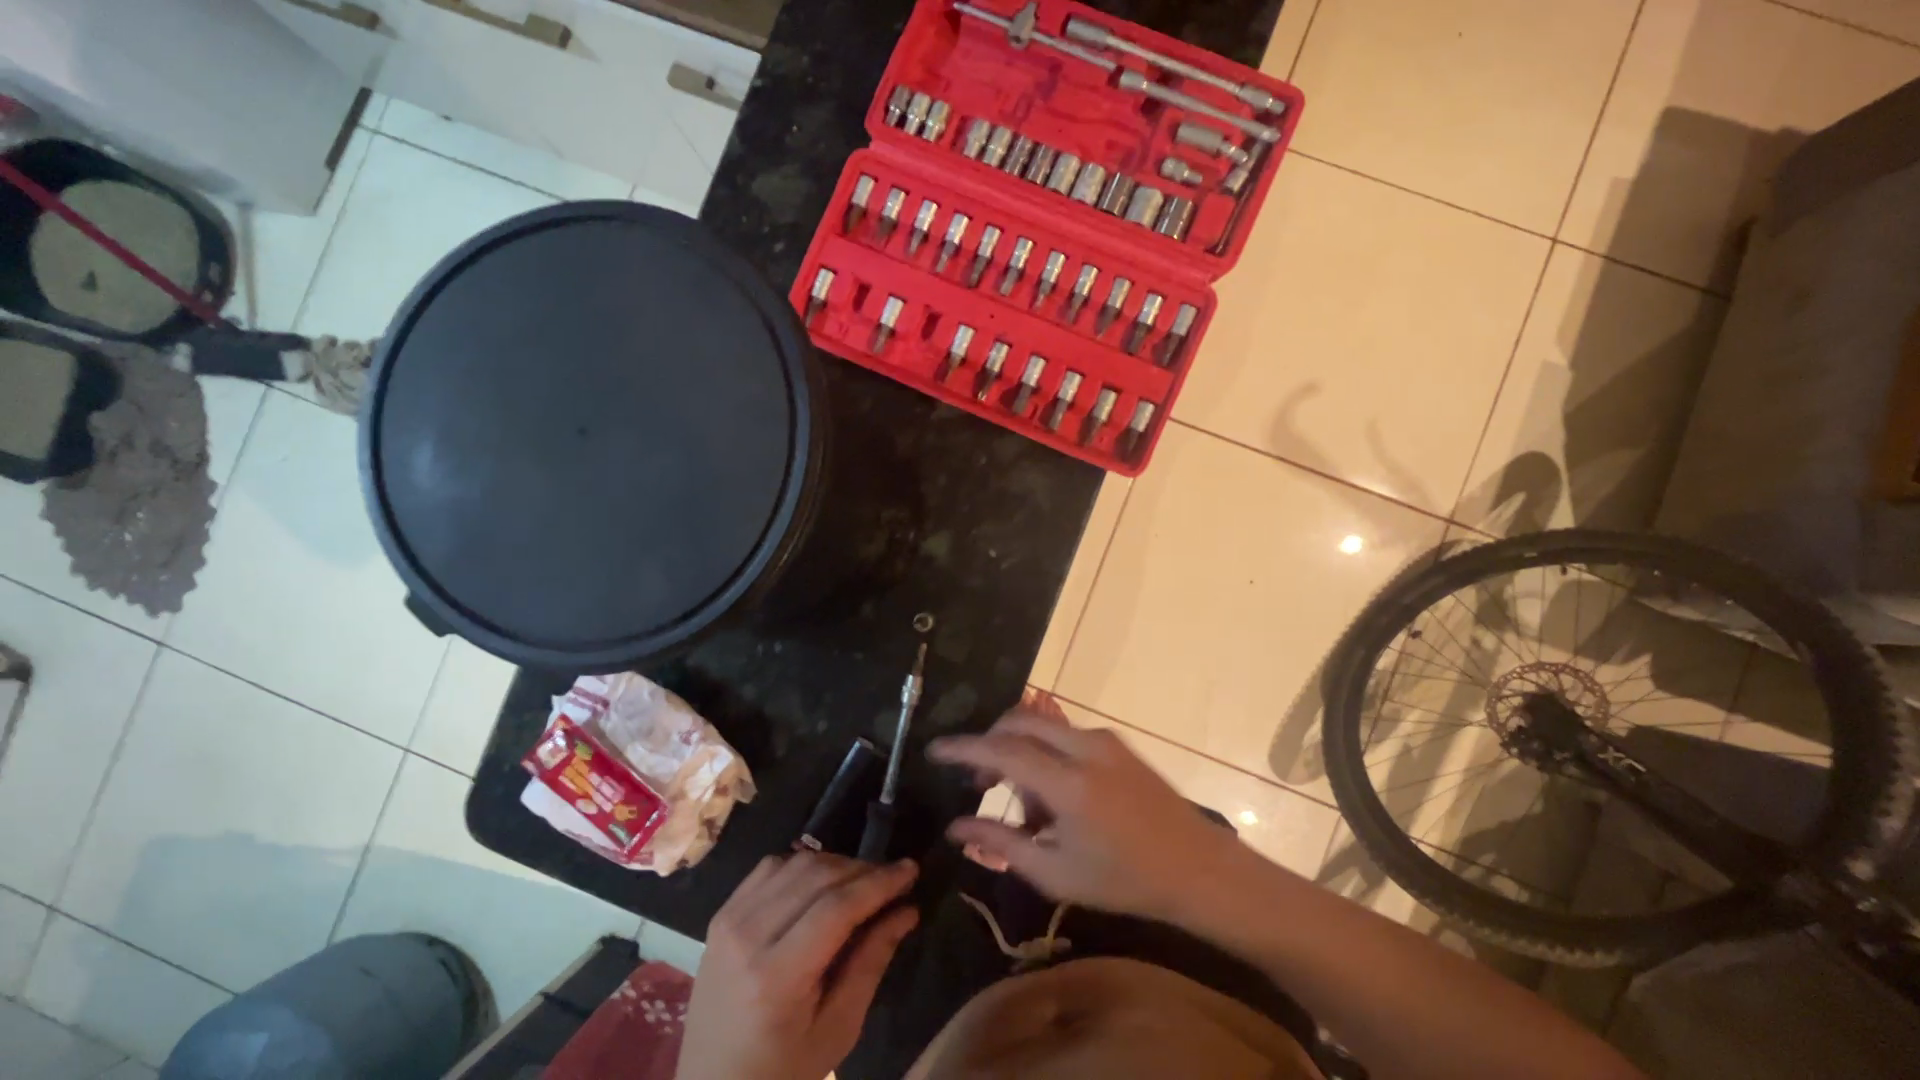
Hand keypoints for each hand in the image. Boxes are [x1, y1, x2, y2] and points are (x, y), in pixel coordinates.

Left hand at [677, 853, 918, 1079]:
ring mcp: (728, 920)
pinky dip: (802, 866)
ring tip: (863, 884)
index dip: (879, 882)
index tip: (912, 869)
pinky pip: (769, 869)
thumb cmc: (782, 1070)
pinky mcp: (721, 915)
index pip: (836, 907)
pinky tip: (822, 885)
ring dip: (836, 865)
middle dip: (863, 870)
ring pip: (794, 864)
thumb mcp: (837, 1030)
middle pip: (816, 876)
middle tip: (895, 880)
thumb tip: (907, 911)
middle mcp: (747, 936)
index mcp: (776, 975)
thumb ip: (870, 964)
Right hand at [928, 696, 1249, 921]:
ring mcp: (1106, 742)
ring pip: (1043, 727)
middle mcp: (1086, 748)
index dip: (963, 749)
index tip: (933, 751)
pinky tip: (1050, 797)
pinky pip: (1066, 735)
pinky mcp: (1119, 746)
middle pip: (1020, 723)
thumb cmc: (1124, 880)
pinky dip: (1044, 752)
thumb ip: (1001, 844)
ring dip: (1018, 750)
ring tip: (1018, 803)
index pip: (1002, 750)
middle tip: (976, 784)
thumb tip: (955, 828)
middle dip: (989, 745)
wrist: (1199, 870)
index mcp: (1069, 782)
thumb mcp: (1055, 872)